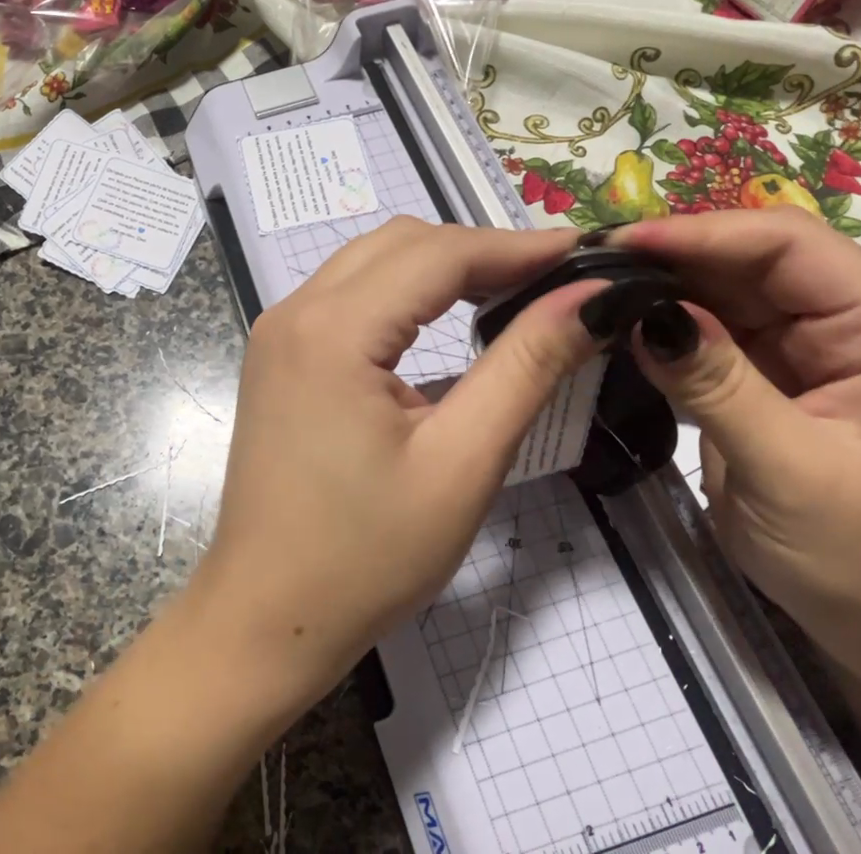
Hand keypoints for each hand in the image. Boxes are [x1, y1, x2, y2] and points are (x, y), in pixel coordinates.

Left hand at [189, 219, 605, 702]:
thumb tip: (591, 298)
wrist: (267, 616)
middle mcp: (293, 312)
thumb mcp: (461, 462)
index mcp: (331, 329)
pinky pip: (347, 299)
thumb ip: (526, 367)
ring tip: (516, 295)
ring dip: (442, 269)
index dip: (519, 245)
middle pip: (400, 245)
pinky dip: (404, 296)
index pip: (439, 252)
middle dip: (481, 251)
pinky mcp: (277, 361)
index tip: (593, 252)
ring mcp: (277, 335)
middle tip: (558, 280)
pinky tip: (447, 324)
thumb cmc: (366, 556)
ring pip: (371, 264)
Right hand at [608, 208, 860, 685]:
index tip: (623, 242)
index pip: (792, 248)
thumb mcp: (793, 472)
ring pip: (722, 299)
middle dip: (675, 255)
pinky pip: (706, 343)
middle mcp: (841, 330)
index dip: (708, 234)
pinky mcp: (760, 390)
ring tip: (592, 287)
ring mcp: (798, 360)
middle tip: (590, 263)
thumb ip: (719, 387)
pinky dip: (663, 331)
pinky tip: (617, 328)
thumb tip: (642, 314)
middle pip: (751, 263)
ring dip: (662, 289)